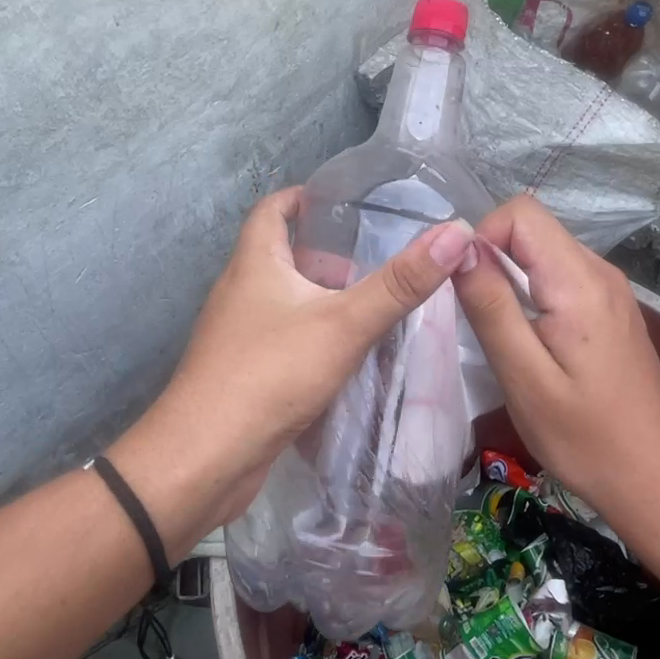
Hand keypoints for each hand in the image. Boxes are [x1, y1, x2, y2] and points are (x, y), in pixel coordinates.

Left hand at [114, 187, 478, 530]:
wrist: (204, 461)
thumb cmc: (269, 374)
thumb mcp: (343, 323)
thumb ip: (400, 283)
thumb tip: (456, 233)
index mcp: (254, 262)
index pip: (273, 208)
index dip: (305, 197)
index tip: (349, 201)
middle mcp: (240, 291)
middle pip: (284, 254)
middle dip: (329, 252)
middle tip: (382, 255)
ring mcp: (239, 335)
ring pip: (287, 300)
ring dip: (325, 297)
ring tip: (377, 301)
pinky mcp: (244, 373)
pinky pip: (285, 340)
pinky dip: (315, 336)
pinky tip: (350, 354)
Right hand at [451, 196, 659, 523]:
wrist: (652, 477)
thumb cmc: (584, 437)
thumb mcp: (524, 377)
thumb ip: (490, 306)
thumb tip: (458, 248)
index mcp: (579, 281)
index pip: (520, 213)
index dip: (482, 237)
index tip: (466, 287)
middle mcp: (599, 270)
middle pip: (531, 227)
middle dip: (492, 257)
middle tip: (478, 315)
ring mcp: (608, 286)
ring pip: (542, 249)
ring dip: (510, 275)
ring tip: (500, 330)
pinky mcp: (608, 305)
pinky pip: (558, 273)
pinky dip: (531, 290)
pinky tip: (528, 338)